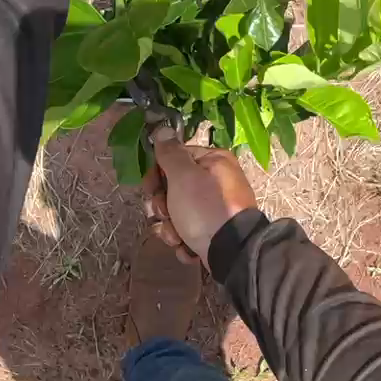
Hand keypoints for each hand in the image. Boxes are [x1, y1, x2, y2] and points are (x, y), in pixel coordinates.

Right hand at [143, 126, 257, 268]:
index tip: (149, 188)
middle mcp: (217, 182)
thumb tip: (162, 129)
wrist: (231, 252)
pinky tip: (186, 247)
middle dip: (163, 207)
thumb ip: (170, 153)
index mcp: (213, 161)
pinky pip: (189, 232)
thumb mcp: (183, 176)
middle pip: (174, 189)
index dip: (157, 175)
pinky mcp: (214, 232)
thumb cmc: (204, 209)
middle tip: (164, 214)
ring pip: (178, 215)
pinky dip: (184, 241)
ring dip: (170, 228)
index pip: (175, 159)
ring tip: (176, 237)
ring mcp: (216, 209)